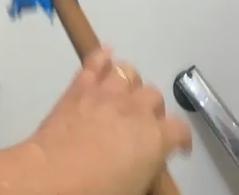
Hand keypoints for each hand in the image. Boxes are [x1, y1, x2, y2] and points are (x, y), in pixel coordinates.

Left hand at [24, 48, 190, 194]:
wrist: (56, 176)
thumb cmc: (101, 190)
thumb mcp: (136, 188)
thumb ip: (147, 169)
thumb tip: (145, 166)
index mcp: (155, 137)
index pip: (180, 129)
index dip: (182, 138)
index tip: (178, 147)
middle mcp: (135, 108)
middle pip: (154, 95)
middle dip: (154, 108)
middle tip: (146, 123)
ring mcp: (106, 92)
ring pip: (127, 72)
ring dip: (130, 83)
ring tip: (126, 94)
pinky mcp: (80, 86)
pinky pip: (94, 61)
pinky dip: (102, 57)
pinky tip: (105, 56)